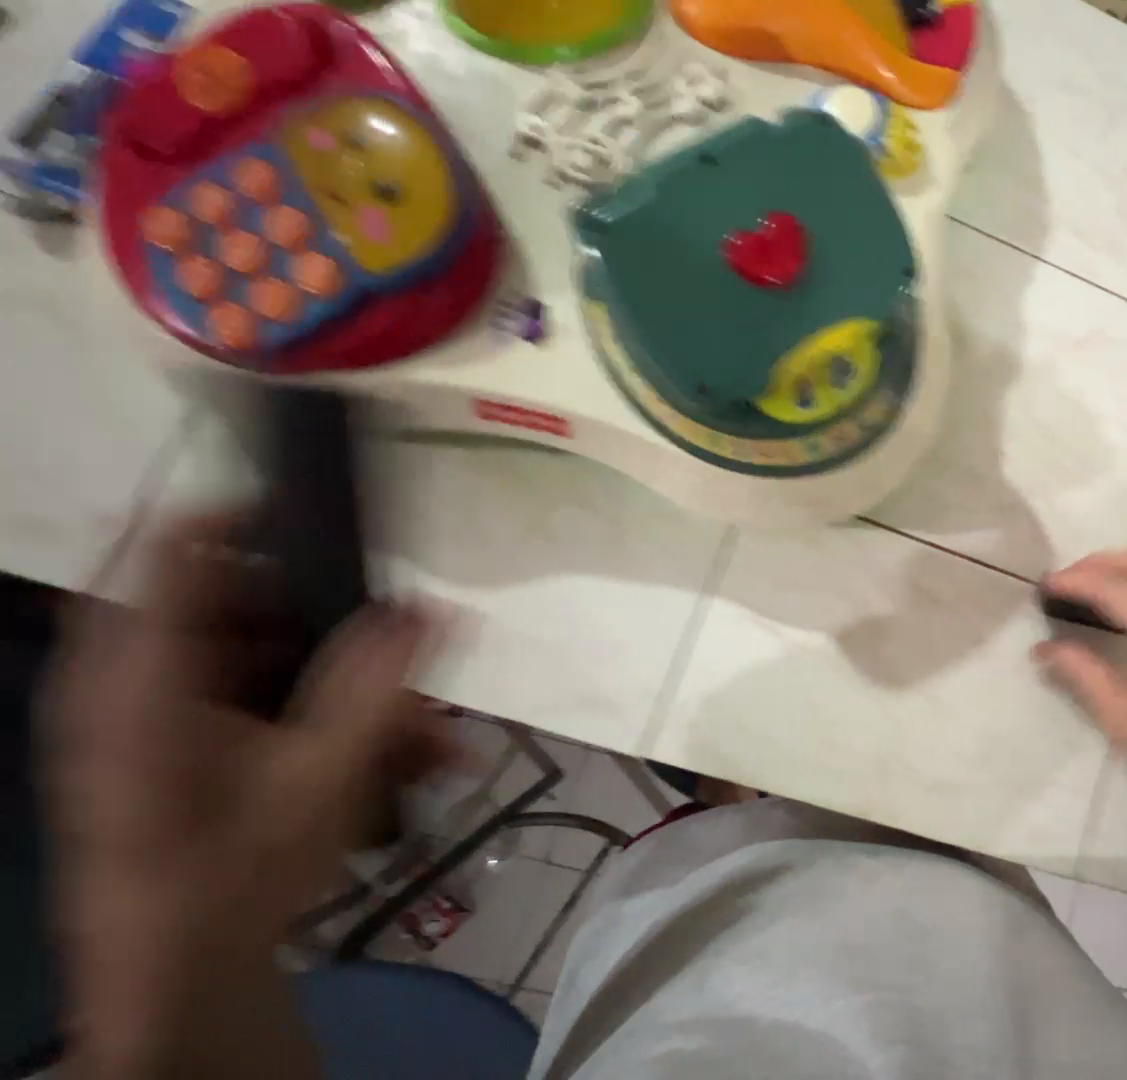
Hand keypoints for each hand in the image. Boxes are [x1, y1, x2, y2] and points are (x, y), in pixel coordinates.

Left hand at [44, 514, 450, 977]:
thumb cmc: (233, 875)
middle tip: (420, 653)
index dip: (251, 510)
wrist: (182, 977)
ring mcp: (176, 711)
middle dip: (354, 629)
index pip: (176, 544)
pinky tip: (416, 761)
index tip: (336, 507)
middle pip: (256, 605)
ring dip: (368, 688)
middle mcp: (149, 678)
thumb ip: (378, 685)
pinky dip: (348, 721)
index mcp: (143, 675)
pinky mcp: (202, 740)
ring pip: (283, 659)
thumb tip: (431, 608)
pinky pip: (284, 702)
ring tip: (436, 739)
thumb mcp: (320, 778)